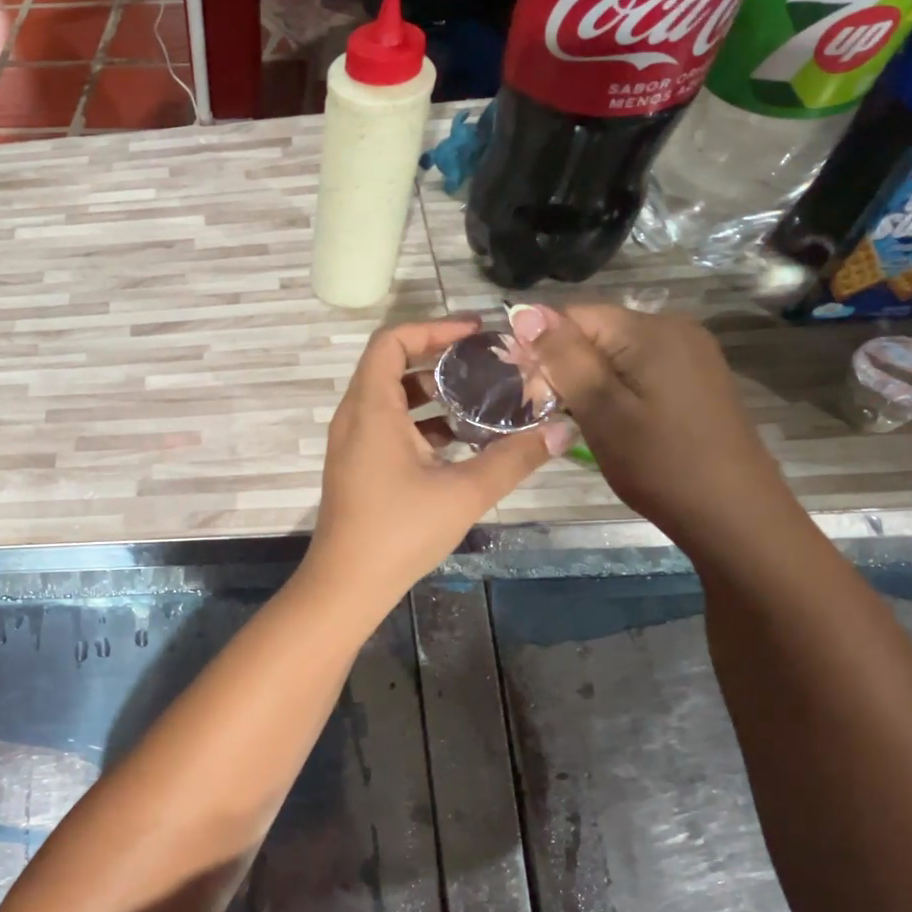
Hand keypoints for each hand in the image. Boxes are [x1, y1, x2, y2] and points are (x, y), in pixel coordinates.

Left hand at [302, 319, 570, 605]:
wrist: (346, 583)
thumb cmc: (399, 531)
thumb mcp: (464, 492)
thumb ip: (514, 458)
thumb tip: (565, 430)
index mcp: (371, 409)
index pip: (390, 341)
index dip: (433, 328)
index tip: (476, 334)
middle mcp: (354, 418)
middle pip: (391, 366)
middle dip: (439, 359)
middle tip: (488, 365)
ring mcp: (351, 444)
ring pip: (390, 399)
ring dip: (431, 394)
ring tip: (483, 400)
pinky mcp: (357, 467)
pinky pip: (387, 427)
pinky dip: (421, 423)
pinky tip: (461, 442)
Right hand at [513, 302, 802, 553]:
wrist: (733, 512)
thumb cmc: (660, 463)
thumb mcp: (602, 411)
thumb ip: (563, 357)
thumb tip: (523, 311)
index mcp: (650, 330)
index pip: (571, 314)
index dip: (539, 346)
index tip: (525, 392)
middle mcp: (673, 328)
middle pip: (593, 329)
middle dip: (560, 363)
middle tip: (546, 412)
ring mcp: (689, 352)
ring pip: (612, 350)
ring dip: (583, 378)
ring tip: (572, 418)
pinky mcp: (693, 377)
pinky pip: (636, 366)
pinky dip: (611, 387)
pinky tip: (607, 419)